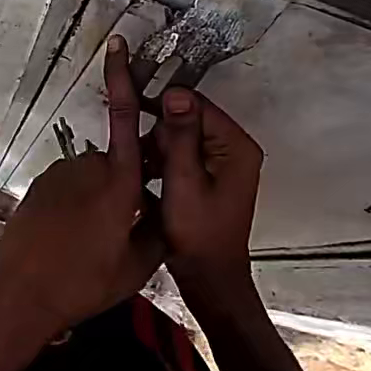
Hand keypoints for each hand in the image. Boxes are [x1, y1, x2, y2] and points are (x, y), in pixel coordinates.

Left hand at [0, 37, 165, 338]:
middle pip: (119, 163)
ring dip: (102, 198)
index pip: (125, 119)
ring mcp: (59, 174)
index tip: (116, 44)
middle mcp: (86, 168)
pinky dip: (80, 202)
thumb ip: (158, 228)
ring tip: (92, 243)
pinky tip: (72, 236)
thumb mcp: (138, 264)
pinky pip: (72, 185)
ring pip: (95, 177)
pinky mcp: (42, 183)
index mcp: (117, 182)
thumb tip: (165, 208)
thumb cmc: (83, 280)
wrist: (20, 287)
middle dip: (128, 186)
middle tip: (124, 233)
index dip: (123, 78)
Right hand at [103, 36, 266, 314]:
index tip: (135, 101)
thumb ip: (180, 136)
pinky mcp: (207, 173)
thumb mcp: (184, 180)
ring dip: (157, 144)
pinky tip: (146, 171)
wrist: (206, 275)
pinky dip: (162, 157)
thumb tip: (176, 95)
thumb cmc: (199, 234)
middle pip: (188, 117)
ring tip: (142, 164)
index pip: (196, 104)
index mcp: (235, 147)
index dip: (164, 102)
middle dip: (159, 128)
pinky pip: (180, 151)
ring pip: (180, 134)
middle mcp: (233, 149)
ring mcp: (220, 162)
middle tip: (138, 145)